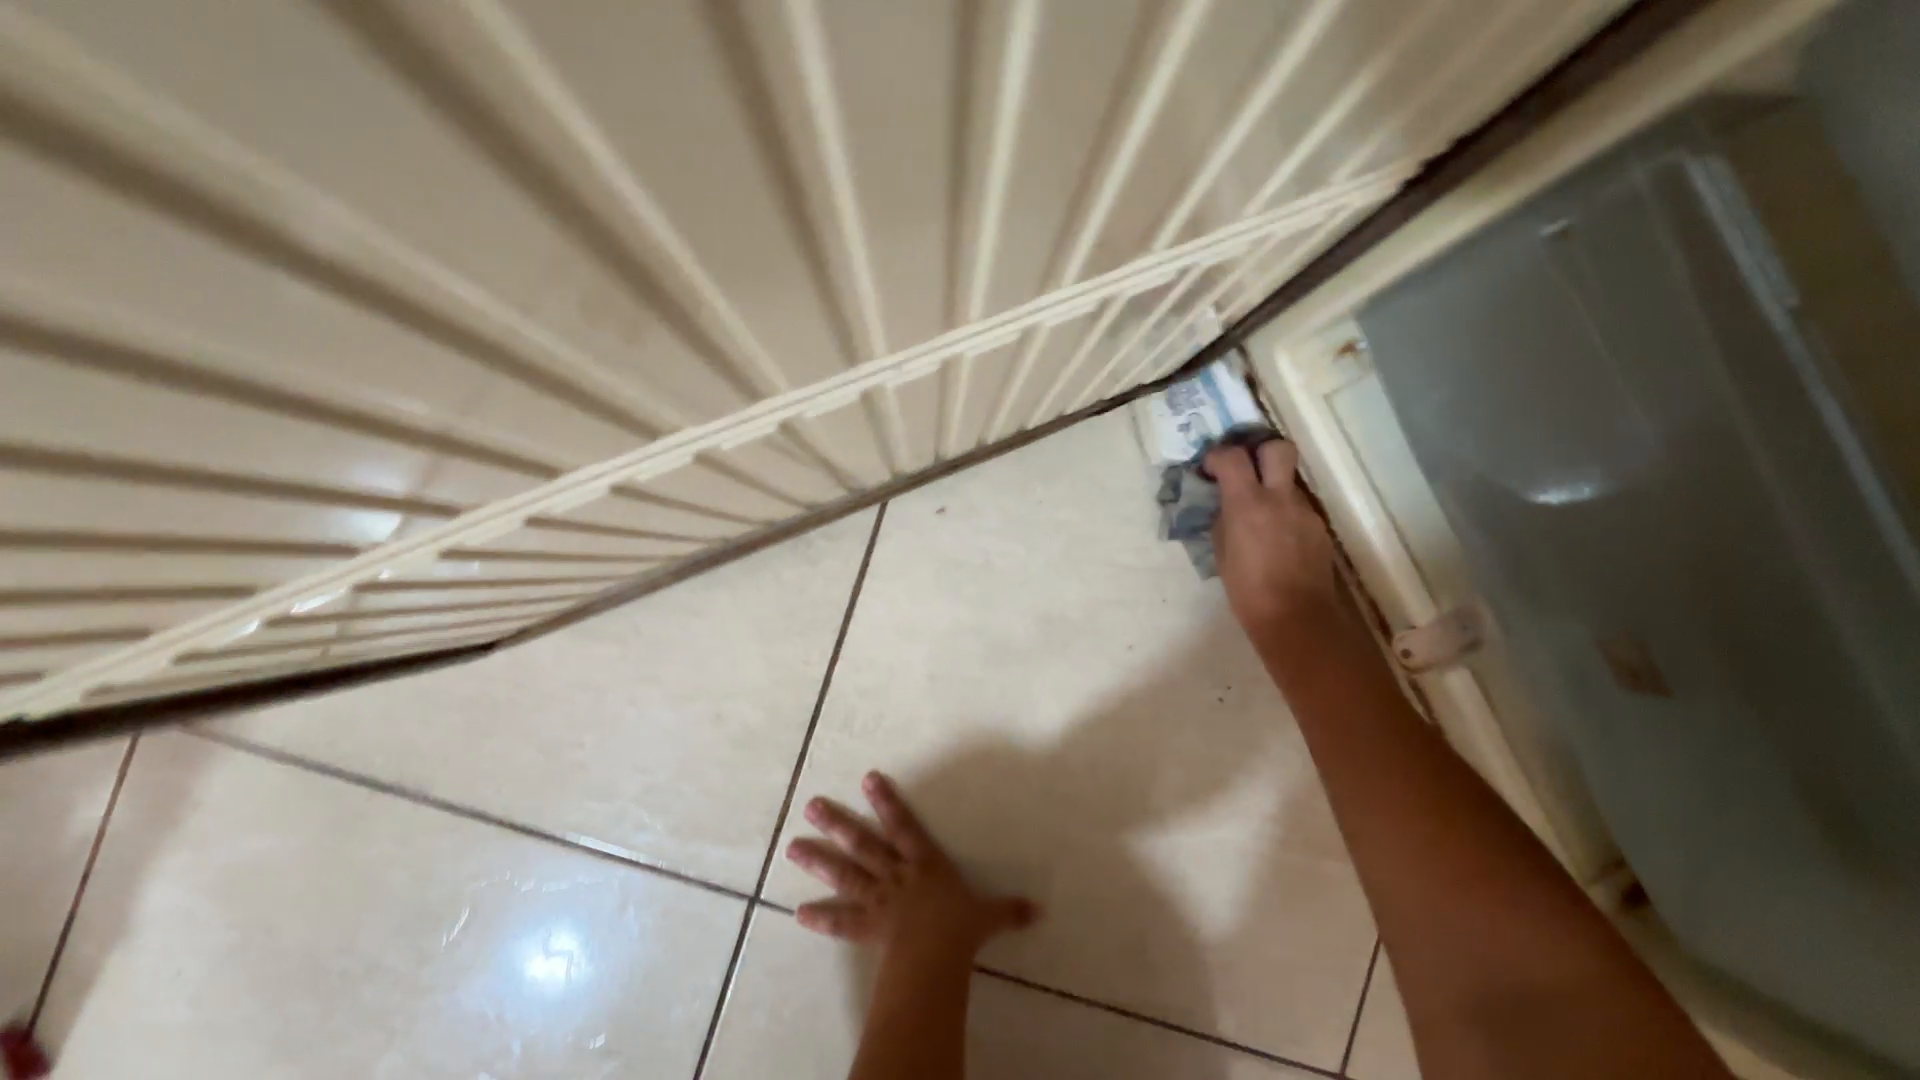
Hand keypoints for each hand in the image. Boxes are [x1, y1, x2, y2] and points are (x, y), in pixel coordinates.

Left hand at [786, 771, 1039, 952]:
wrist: (936, 954)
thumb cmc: (961, 927)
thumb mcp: (988, 916)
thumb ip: (1008, 910)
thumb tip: (1039, 910)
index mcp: (925, 864)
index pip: (904, 825)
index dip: (887, 801)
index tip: (867, 778)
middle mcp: (896, 875)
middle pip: (862, 844)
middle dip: (837, 824)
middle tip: (811, 806)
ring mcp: (878, 899)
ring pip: (845, 874)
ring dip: (819, 860)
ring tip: (792, 846)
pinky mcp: (867, 927)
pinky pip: (841, 922)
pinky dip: (821, 918)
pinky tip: (798, 913)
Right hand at [1207, 439, 1339, 643]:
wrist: (1295, 617)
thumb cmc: (1247, 590)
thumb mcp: (1221, 552)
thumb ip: (1224, 520)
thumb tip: (1226, 506)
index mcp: (1248, 504)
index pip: (1232, 457)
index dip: (1218, 456)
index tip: (1211, 468)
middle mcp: (1280, 498)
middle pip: (1278, 447)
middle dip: (1260, 450)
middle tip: (1248, 469)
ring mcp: (1305, 511)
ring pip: (1290, 481)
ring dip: (1274, 487)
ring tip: (1261, 516)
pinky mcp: (1319, 527)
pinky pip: (1299, 508)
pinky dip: (1286, 514)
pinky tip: (1278, 540)